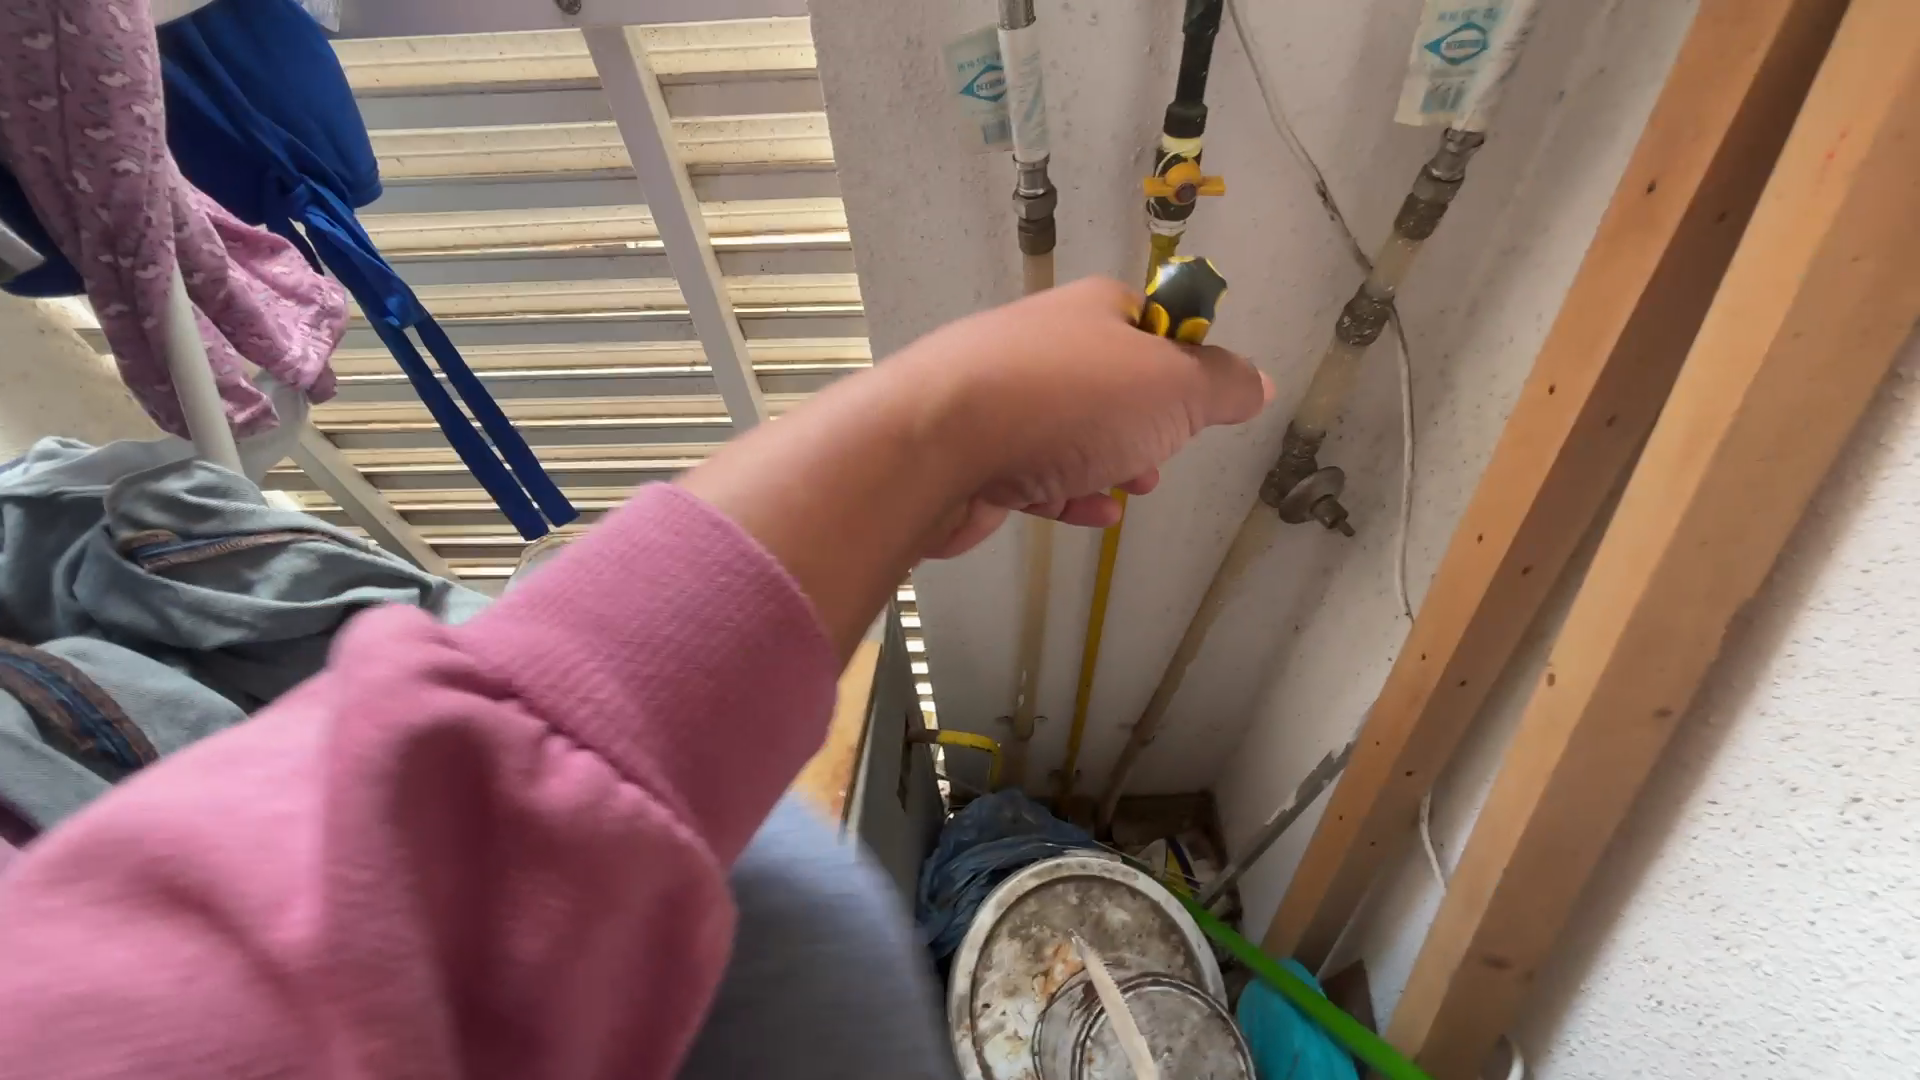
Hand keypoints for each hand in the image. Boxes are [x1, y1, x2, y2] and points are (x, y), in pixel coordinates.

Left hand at [887, 276, 1272, 556]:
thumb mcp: (1173, 388)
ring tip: (1132, 487)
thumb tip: (1257, 381)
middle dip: (1146, 426)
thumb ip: (1221, 386)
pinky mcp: (976, 453)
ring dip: (1110, 461)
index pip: (1155, 326)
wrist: (939, 442)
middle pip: (1112, 385)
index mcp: (1094, 312)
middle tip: (1160, 456)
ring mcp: (1004, 399)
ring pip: (1072, 433)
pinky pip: (1034, 471)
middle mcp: (1045, 347)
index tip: (1198, 407)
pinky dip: (1067, 490)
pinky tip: (1090, 512)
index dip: (1184, 367)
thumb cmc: (1068, 402)